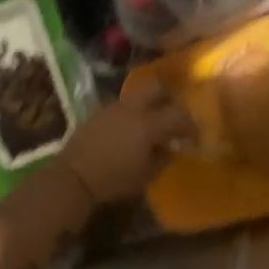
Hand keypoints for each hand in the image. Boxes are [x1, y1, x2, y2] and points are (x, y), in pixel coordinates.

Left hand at [60, 82, 195, 202]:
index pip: (179, 116)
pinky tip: (130, 130)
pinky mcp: (98, 112)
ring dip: (149, 105)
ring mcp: (113, 107)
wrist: (73, 177)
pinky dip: (132, 113)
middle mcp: (132, 108)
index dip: (191, 126)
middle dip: (169, 98)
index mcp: (148, 124)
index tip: (194, 137)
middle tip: (174, 116)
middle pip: (157, 87)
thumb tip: (173, 147)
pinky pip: (122, 105)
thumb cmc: (113, 180)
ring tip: (151, 124)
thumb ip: (164, 157)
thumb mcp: (146, 175)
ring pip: (137, 95)